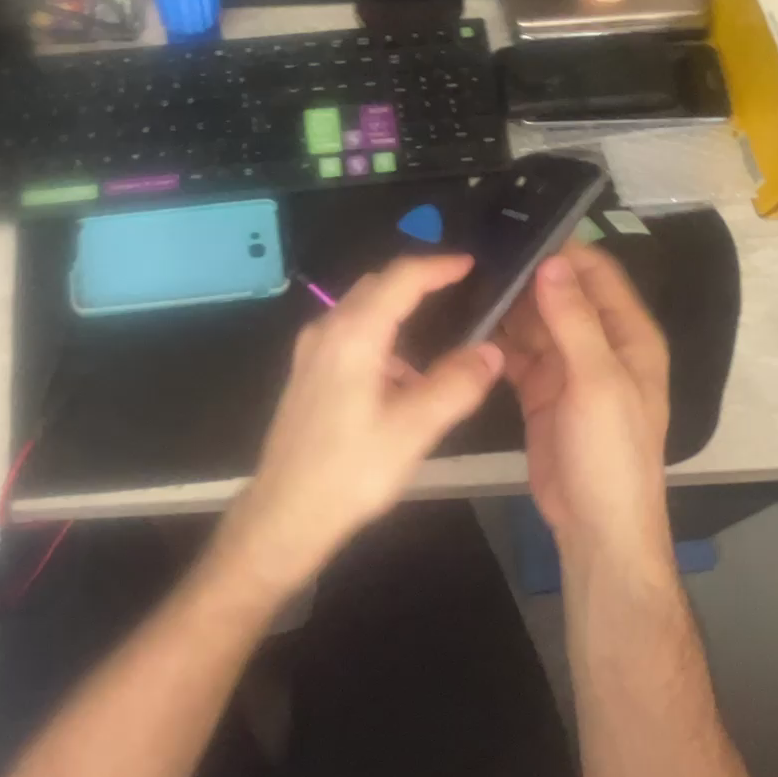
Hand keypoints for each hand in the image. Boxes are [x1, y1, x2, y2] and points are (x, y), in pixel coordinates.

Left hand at [210, 255, 504, 596]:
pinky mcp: (306, 375)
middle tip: (459, 290)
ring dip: (398, 315)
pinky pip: (348, 338)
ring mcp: (310, 353)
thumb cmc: (350, 472)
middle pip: (375, 288)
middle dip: (417, 283)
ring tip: (438, 340)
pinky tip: (401, 379)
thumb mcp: (413, 431)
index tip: (470, 264)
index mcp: (352, 336)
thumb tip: (492, 352)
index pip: (399, 279)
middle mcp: (326, 333)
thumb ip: (456, 385)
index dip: (437, 266)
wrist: (286, 512)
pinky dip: (380, 341)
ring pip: (360, 313)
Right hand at [498, 243, 673, 572]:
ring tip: (464, 284)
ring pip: (534, 325)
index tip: (517, 231)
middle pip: (560, 298)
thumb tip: (551, 263)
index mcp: (628, 337)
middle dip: (525, 279)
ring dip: (506, 309)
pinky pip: (517, 355)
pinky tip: (467, 328)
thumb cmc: (609, 451)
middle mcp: (600, 346)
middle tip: (476, 257)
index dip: (563, 252)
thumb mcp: (596, 381)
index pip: (597, 277)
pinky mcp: (540, 392)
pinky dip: (496, 343)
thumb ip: (573, 321)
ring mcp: (567, 370)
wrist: (594, 522)